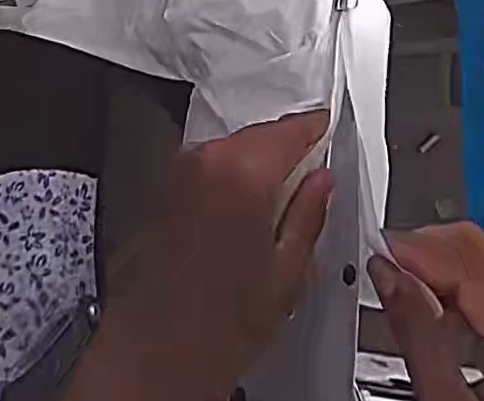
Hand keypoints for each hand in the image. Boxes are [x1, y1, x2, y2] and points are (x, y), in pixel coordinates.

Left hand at [65, 110, 333, 400]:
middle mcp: (210, 160)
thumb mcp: (286, 272)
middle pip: (265, 134)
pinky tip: (247, 207)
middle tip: (312, 173)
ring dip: (263, 159)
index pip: (292, 129)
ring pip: (241, 144)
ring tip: (279, 201)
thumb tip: (322, 182)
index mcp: (244, 175)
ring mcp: (186, 169)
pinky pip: (218, 159)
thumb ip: (310, 213)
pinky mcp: (172, 182)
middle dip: (291, 148)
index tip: (328, 130)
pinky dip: (237, 170)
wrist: (156, 354)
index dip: (317, 129)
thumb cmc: (215, 326)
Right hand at [369, 223, 483, 400]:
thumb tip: (391, 275)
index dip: (421, 250)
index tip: (380, 248)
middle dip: (429, 249)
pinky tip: (424, 310)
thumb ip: (419, 337)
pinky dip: (451, 294)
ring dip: (437, 267)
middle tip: (384, 258)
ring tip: (397, 281)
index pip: (472, 269)